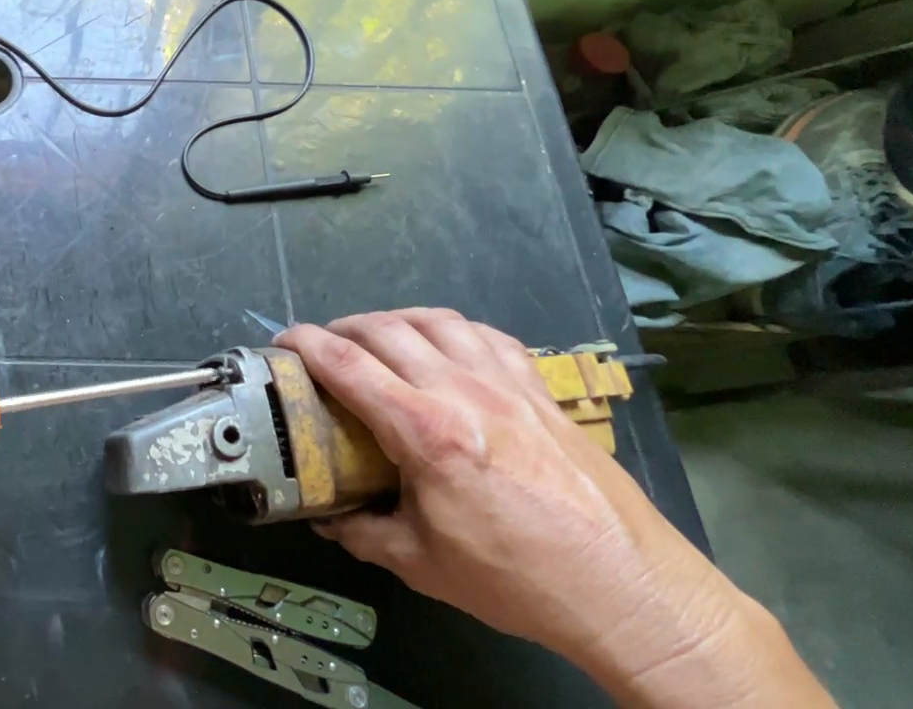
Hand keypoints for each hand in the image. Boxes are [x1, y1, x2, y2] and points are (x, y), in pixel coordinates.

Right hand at [275, 311, 827, 707]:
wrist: (630, 593)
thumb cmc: (517, 580)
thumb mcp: (420, 563)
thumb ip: (361, 531)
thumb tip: (325, 517)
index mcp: (424, 430)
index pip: (346, 363)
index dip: (304, 343)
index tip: (281, 343)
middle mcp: (462, 391)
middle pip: (385, 329)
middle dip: (340, 327)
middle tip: (321, 347)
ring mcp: (507, 384)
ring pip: (436, 319)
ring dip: (393, 319)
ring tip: (376, 338)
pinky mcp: (541, 391)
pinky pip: (486, 335)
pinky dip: (451, 329)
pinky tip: (445, 347)